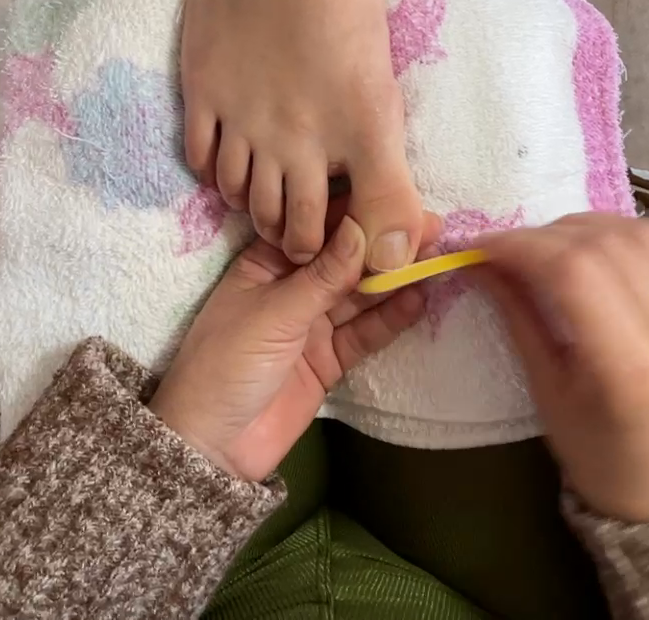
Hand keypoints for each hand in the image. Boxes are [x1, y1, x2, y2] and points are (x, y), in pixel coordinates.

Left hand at [151, 209, 440, 480]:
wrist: (211, 447)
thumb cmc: (227, 363)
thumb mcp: (275, 312)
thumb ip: (323, 276)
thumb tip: (362, 228)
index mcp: (268, 263)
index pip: (319, 229)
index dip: (359, 216)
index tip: (399, 202)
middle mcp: (295, 286)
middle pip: (347, 261)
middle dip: (386, 246)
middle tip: (434, 229)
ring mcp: (314, 324)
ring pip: (361, 295)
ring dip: (396, 279)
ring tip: (436, 259)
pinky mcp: (330, 359)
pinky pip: (365, 333)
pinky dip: (390, 318)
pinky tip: (418, 300)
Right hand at [180, 0, 425, 270]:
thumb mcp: (382, 58)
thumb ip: (381, 137)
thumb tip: (389, 194)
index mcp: (365, 125)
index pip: (373, 227)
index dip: (369, 251)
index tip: (361, 242)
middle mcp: (303, 135)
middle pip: (299, 227)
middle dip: (309, 241)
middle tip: (312, 231)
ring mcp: (247, 115)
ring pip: (249, 201)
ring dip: (263, 212)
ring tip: (273, 202)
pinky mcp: (203, 88)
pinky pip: (203, 162)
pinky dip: (219, 175)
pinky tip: (232, 162)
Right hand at [473, 214, 648, 521]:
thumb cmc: (601, 457)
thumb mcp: (547, 392)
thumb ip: (518, 315)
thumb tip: (481, 261)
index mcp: (633, 371)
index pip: (574, 273)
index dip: (522, 246)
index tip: (483, 246)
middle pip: (605, 246)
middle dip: (544, 234)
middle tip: (509, 247)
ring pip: (639, 233)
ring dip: (582, 225)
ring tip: (548, 244)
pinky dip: (620, 234)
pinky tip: (593, 247)